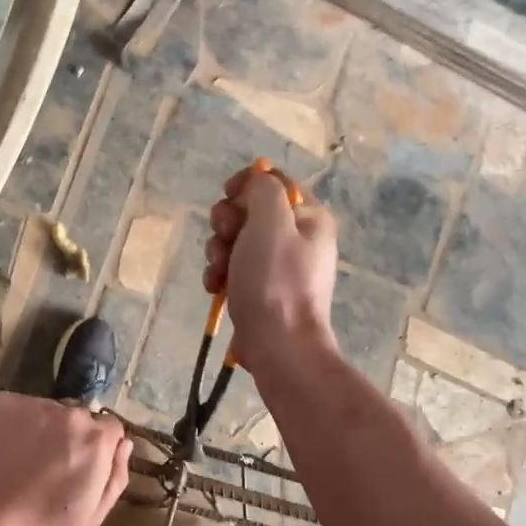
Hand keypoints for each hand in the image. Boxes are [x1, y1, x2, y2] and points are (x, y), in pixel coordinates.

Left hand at [0, 393, 131, 525]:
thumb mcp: (90, 518)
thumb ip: (115, 477)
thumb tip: (124, 445)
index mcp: (94, 440)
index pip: (110, 429)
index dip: (98, 450)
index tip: (79, 470)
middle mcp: (67, 413)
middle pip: (77, 419)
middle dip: (69, 438)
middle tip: (46, 470)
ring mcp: (31, 404)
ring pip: (45, 413)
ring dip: (40, 430)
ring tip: (17, 463)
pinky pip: (15, 410)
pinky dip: (11, 426)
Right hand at [206, 166, 339, 354]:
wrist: (278, 344)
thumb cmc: (275, 281)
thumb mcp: (271, 222)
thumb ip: (263, 190)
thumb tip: (254, 185)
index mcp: (309, 217)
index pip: (273, 181)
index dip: (245, 185)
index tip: (229, 197)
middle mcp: (297, 237)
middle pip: (248, 211)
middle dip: (227, 224)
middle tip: (226, 239)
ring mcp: (278, 266)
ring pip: (234, 240)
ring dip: (218, 252)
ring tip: (220, 272)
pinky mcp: (261, 289)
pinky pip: (232, 268)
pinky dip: (219, 275)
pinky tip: (216, 288)